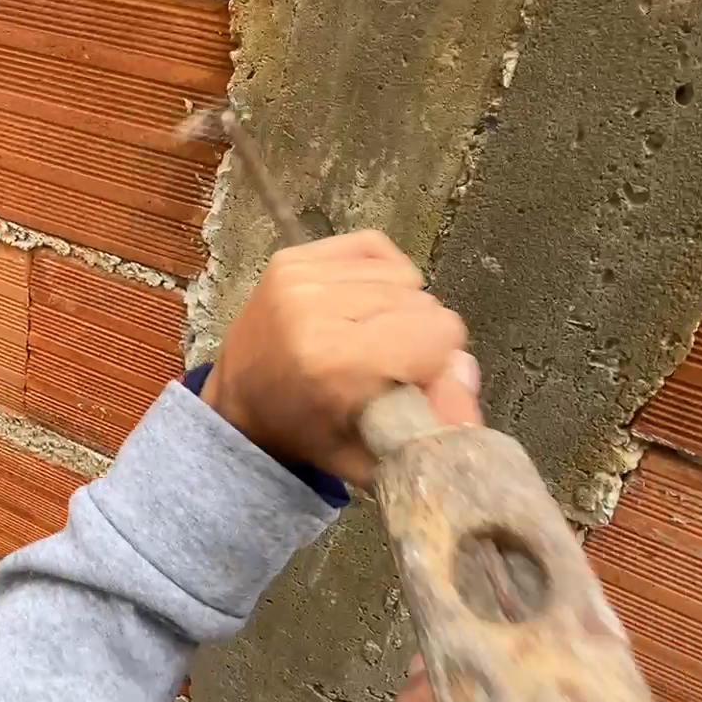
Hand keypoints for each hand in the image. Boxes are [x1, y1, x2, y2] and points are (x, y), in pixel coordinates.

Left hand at [199, 230, 479, 488]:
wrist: (235, 404)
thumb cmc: (304, 432)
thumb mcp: (369, 454)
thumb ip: (432, 424)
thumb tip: (466, 370)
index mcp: (333, 360)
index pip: (439, 333)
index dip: (440, 364)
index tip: (417, 385)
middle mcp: (314, 307)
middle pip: (425, 304)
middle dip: (420, 339)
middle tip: (390, 367)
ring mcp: (299, 276)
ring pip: (403, 276)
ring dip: (398, 309)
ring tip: (368, 338)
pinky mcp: (291, 256)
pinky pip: (374, 247)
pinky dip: (379, 276)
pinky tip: (360, 306)